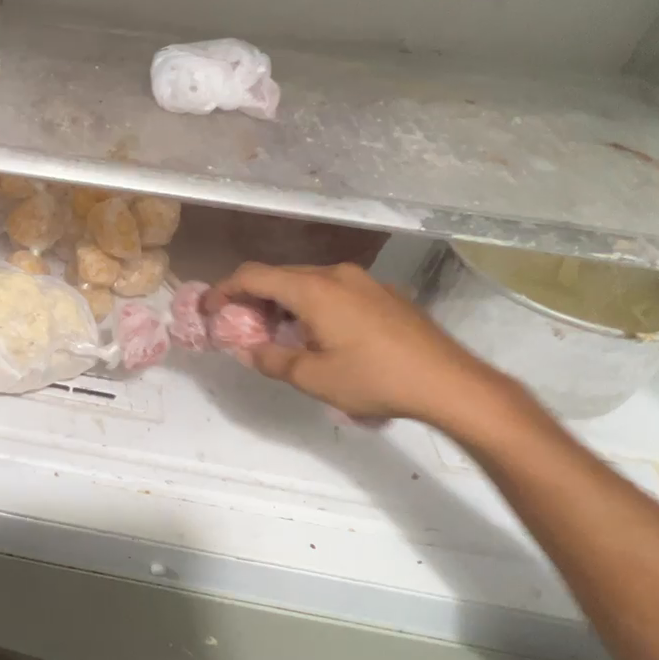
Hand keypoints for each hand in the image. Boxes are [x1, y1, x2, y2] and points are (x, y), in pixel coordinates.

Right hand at [217, 262, 522, 426]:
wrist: (451, 384)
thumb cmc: (375, 379)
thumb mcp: (312, 378)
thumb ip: (271, 360)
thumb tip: (247, 351)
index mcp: (314, 290)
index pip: (253, 276)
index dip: (223, 289)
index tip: (207, 309)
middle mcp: (336, 275)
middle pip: (279, 276)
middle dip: (252, 298)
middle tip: (239, 327)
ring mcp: (364, 282)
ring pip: (307, 283)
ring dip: (282, 303)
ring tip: (276, 335)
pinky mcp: (384, 295)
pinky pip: (333, 290)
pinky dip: (310, 306)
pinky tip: (316, 335)